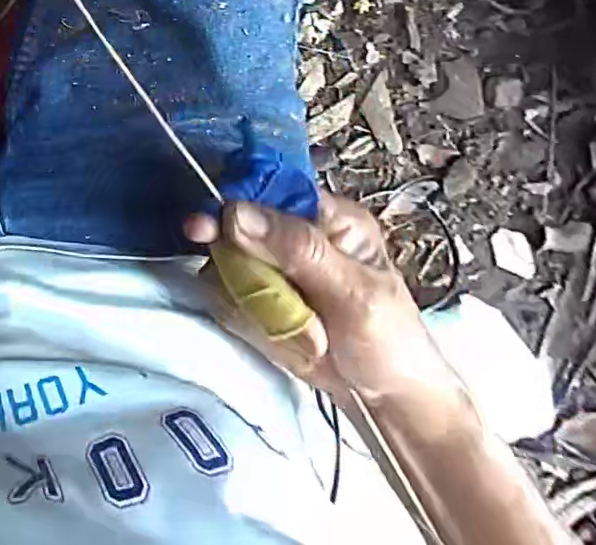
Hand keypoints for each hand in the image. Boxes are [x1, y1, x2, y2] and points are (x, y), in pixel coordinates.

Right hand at [186, 195, 467, 414]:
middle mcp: (294, 232)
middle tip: (243, 286)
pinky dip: (240, 312)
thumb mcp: (353, 293)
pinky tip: (271, 331)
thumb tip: (235, 211)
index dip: (233, 205)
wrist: (390, 405)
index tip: (205, 227)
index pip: (266, 191)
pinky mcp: (257, 293)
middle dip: (238, 261)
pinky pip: (225, 291)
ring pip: (225, 261)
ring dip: (244, 294)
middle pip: (235, 226)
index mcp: (327, 215)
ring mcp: (272, 264)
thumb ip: (297, 248)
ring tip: (288, 327)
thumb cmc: (390, 345)